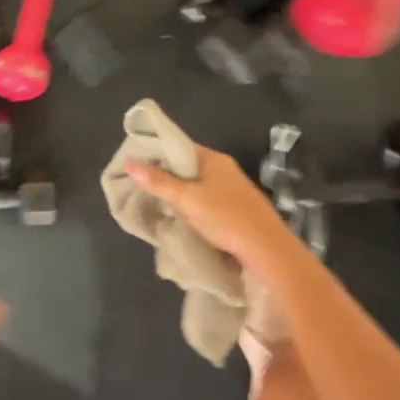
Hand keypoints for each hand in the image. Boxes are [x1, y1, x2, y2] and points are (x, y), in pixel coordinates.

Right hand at [126, 145, 291, 268]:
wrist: (269, 251)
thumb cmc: (227, 218)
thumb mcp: (188, 199)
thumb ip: (159, 182)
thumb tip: (129, 162)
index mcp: (213, 159)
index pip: (179, 147)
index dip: (156, 153)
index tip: (135, 165)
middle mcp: (223, 170)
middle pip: (186, 167)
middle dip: (165, 177)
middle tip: (141, 187)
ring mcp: (232, 191)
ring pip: (196, 187)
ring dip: (178, 195)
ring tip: (155, 204)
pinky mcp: (236, 211)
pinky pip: (206, 202)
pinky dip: (191, 208)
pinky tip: (180, 219)